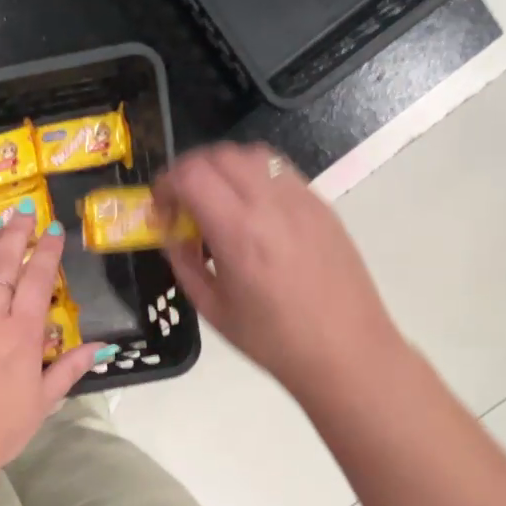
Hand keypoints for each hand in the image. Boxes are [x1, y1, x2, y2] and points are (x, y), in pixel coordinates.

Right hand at [155, 142, 406, 392]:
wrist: (345, 350)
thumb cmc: (272, 340)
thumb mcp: (212, 308)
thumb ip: (184, 263)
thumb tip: (171, 234)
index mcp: (239, 233)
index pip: (192, 176)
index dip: (166, 184)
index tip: (159, 208)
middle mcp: (271, 205)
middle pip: (219, 156)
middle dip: (190, 172)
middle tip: (181, 204)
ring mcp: (302, 200)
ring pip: (252, 155)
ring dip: (222, 169)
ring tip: (215, 202)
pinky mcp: (321, 205)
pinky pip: (279, 172)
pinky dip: (252, 178)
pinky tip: (249, 212)